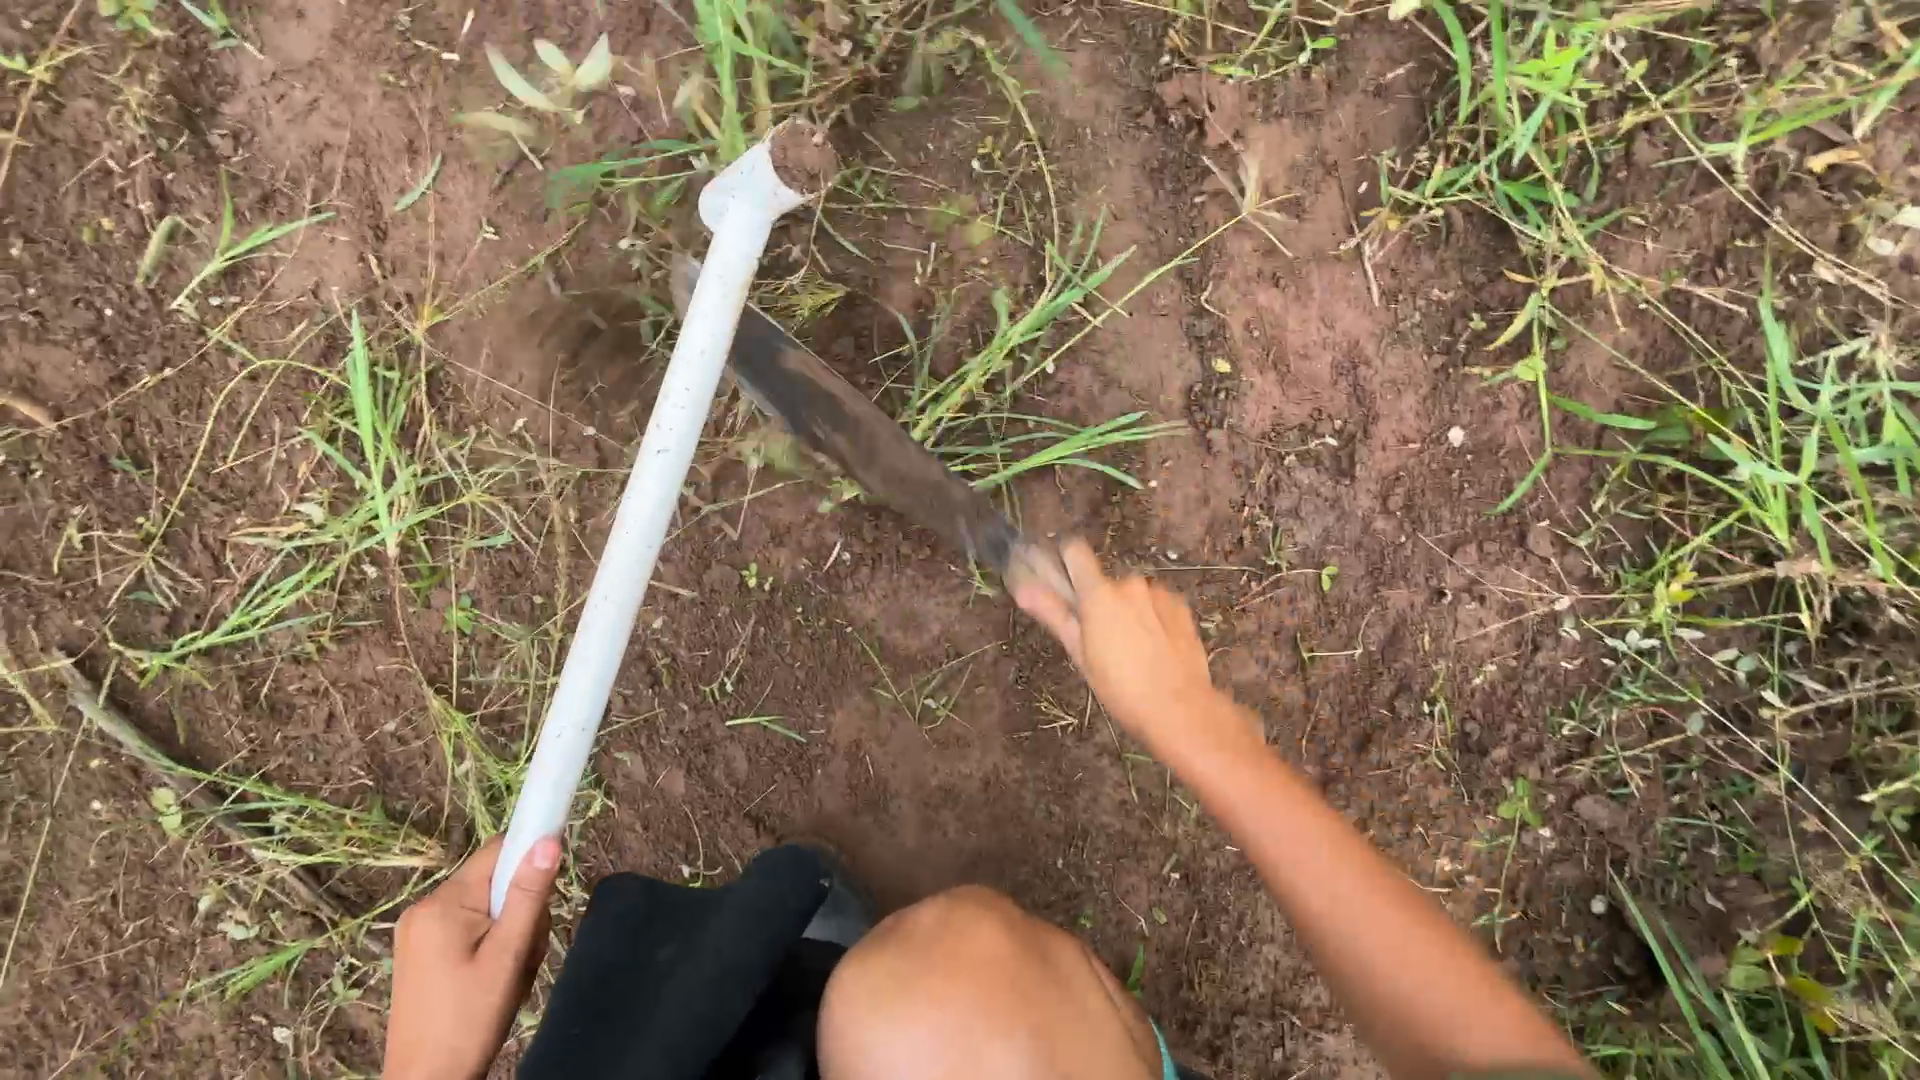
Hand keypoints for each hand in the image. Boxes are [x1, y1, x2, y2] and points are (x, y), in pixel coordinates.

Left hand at [384, 834, 562, 1079]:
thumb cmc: (471, 1017)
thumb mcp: (509, 955)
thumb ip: (530, 894)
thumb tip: (549, 840)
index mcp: (443, 904)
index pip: (499, 849)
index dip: (531, 855)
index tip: (552, 879)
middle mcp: (424, 908)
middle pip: (495, 879)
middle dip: (522, 905)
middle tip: (527, 947)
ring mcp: (419, 931)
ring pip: (487, 904)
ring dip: (511, 928)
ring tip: (511, 970)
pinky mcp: (422, 951)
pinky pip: (471, 925)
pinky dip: (493, 941)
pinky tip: (495, 975)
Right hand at [1014, 539, 1229, 755]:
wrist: (1179, 708)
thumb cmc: (1120, 687)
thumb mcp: (1080, 654)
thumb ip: (1053, 614)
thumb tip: (1022, 588)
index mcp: (1098, 593)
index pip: (1075, 552)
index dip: (1066, 563)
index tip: (1063, 583)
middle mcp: (1129, 583)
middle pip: (1105, 583)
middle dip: (1101, 604)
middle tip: (1102, 641)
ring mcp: (1159, 593)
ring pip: (1133, 595)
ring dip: (1128, 612)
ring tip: (1133, 651)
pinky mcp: (1181, 606)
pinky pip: (1157, 604)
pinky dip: (1153, 619)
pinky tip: (1156, 649)